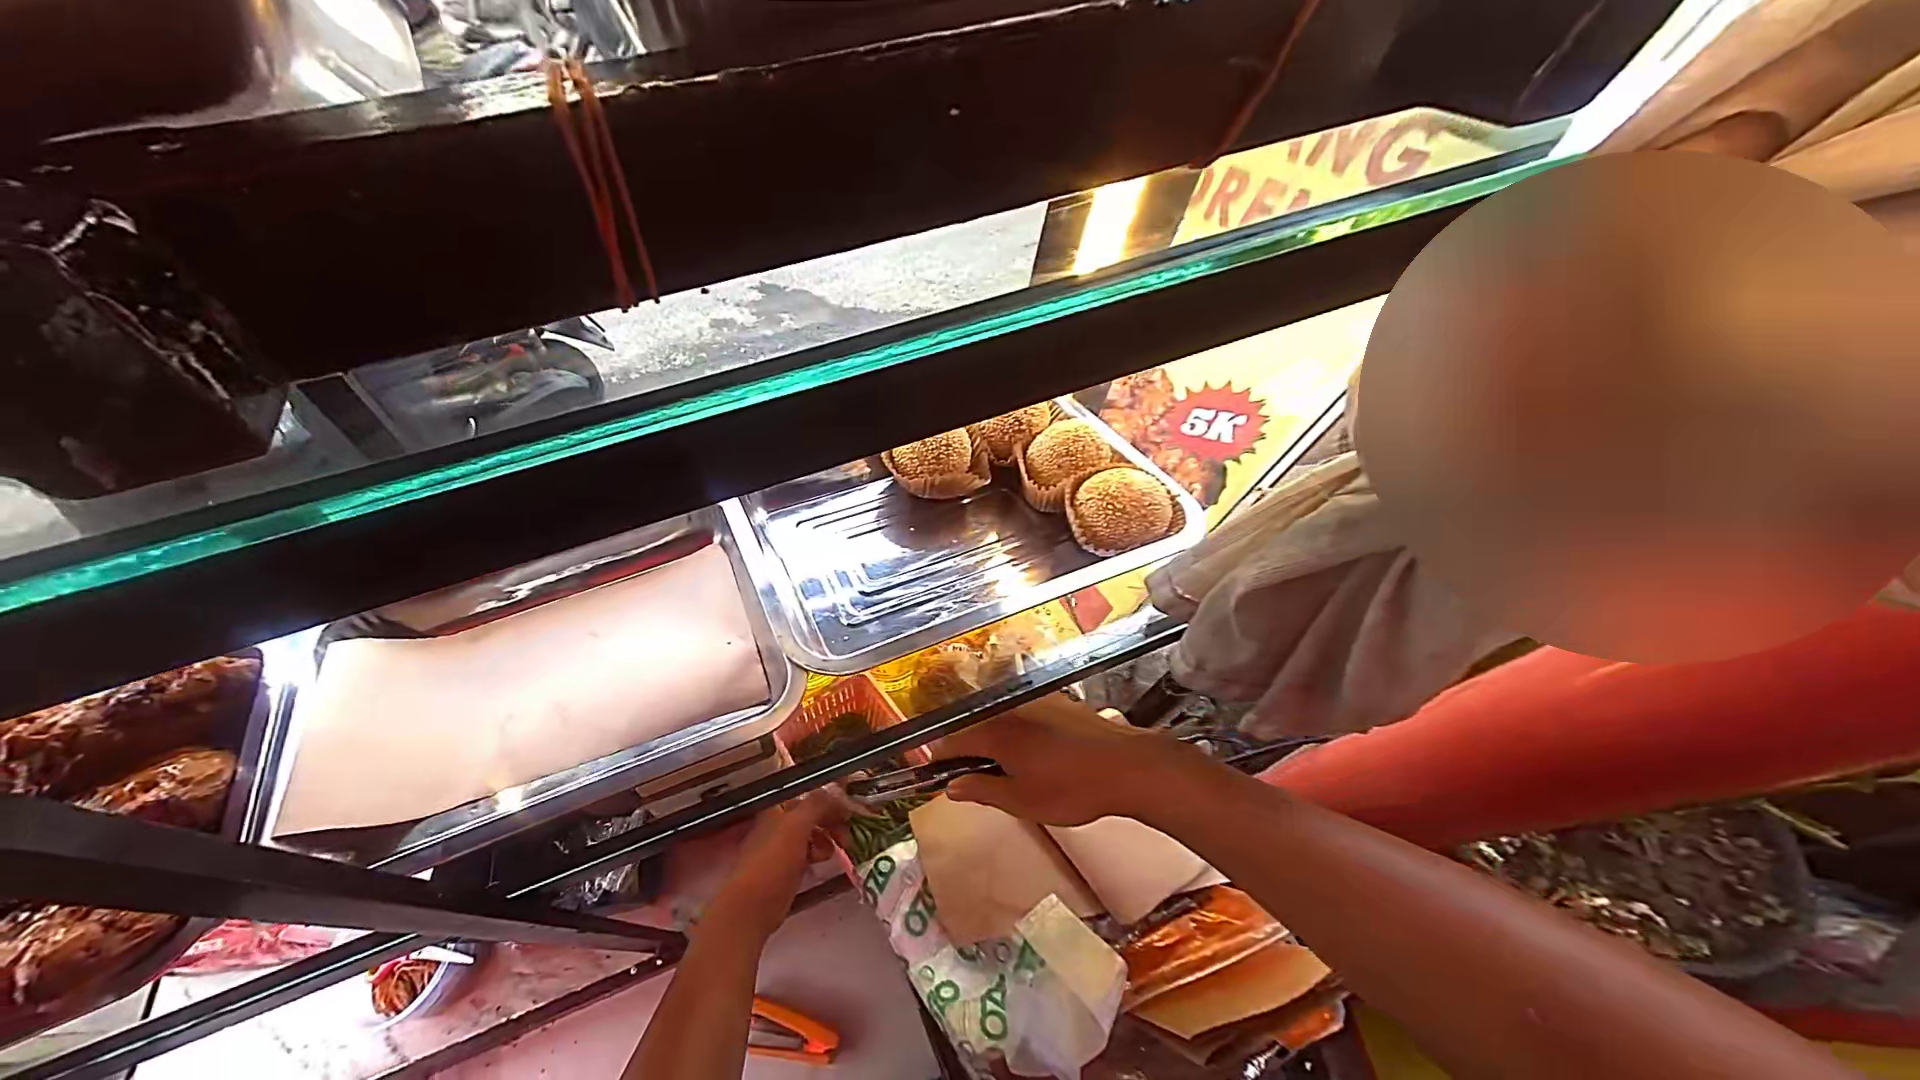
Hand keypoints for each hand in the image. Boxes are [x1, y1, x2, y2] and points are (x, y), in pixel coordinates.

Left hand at [701, 792, 847, 942]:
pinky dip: (818, 853)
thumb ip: (817, 805)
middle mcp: (777, 824)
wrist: (751, 907)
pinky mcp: (785, 869)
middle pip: (810, 814)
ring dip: (827, 837)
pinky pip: (807, 853)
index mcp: (776, 810)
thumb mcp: (796, 825)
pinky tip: (823, 861)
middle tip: (847, 831)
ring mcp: (780, 847)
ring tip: (838, 847)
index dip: (827, 799)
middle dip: (831, 820)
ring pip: (810, 834)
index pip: (806, 795)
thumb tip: (836, 795)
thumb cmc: (773, 862)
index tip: (847, 809)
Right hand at [937, 693, 1213, 825]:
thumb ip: (983, 790)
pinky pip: (1023, 715)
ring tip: (1007, 771)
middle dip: (968, 752)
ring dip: (993, 741)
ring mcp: (1037, 702)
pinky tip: (1034, 755)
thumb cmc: (1074, 789)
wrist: (1128, 767)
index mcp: (997, 732)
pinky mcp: (1058, 702)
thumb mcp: (1022, 801)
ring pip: (1000, 720)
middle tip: (975, 780)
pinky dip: (1017, 733)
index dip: (940, 760)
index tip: (935, 775)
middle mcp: (1012, 709)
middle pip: (975, 727)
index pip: (953, 742)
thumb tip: (953, 786)